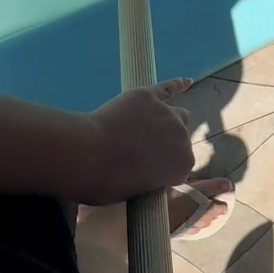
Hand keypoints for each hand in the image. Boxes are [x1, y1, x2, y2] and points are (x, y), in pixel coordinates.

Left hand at [73, 78, 195, 205]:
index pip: (181, 165)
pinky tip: (186, 81)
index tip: (150, 170)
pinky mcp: (149, 96)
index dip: (166, 168)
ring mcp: (166, 113)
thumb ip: (151, 178)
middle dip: (168, 143)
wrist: (87, 155)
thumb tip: (146, 170)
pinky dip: (177, 85)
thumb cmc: (107, 181)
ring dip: (167, 121)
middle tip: (145, 149)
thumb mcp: (136, 191)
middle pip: (181, 137)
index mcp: (182, 165)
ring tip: (149, 126)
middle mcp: (182, 136)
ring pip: (177, 114)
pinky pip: (168, 88)